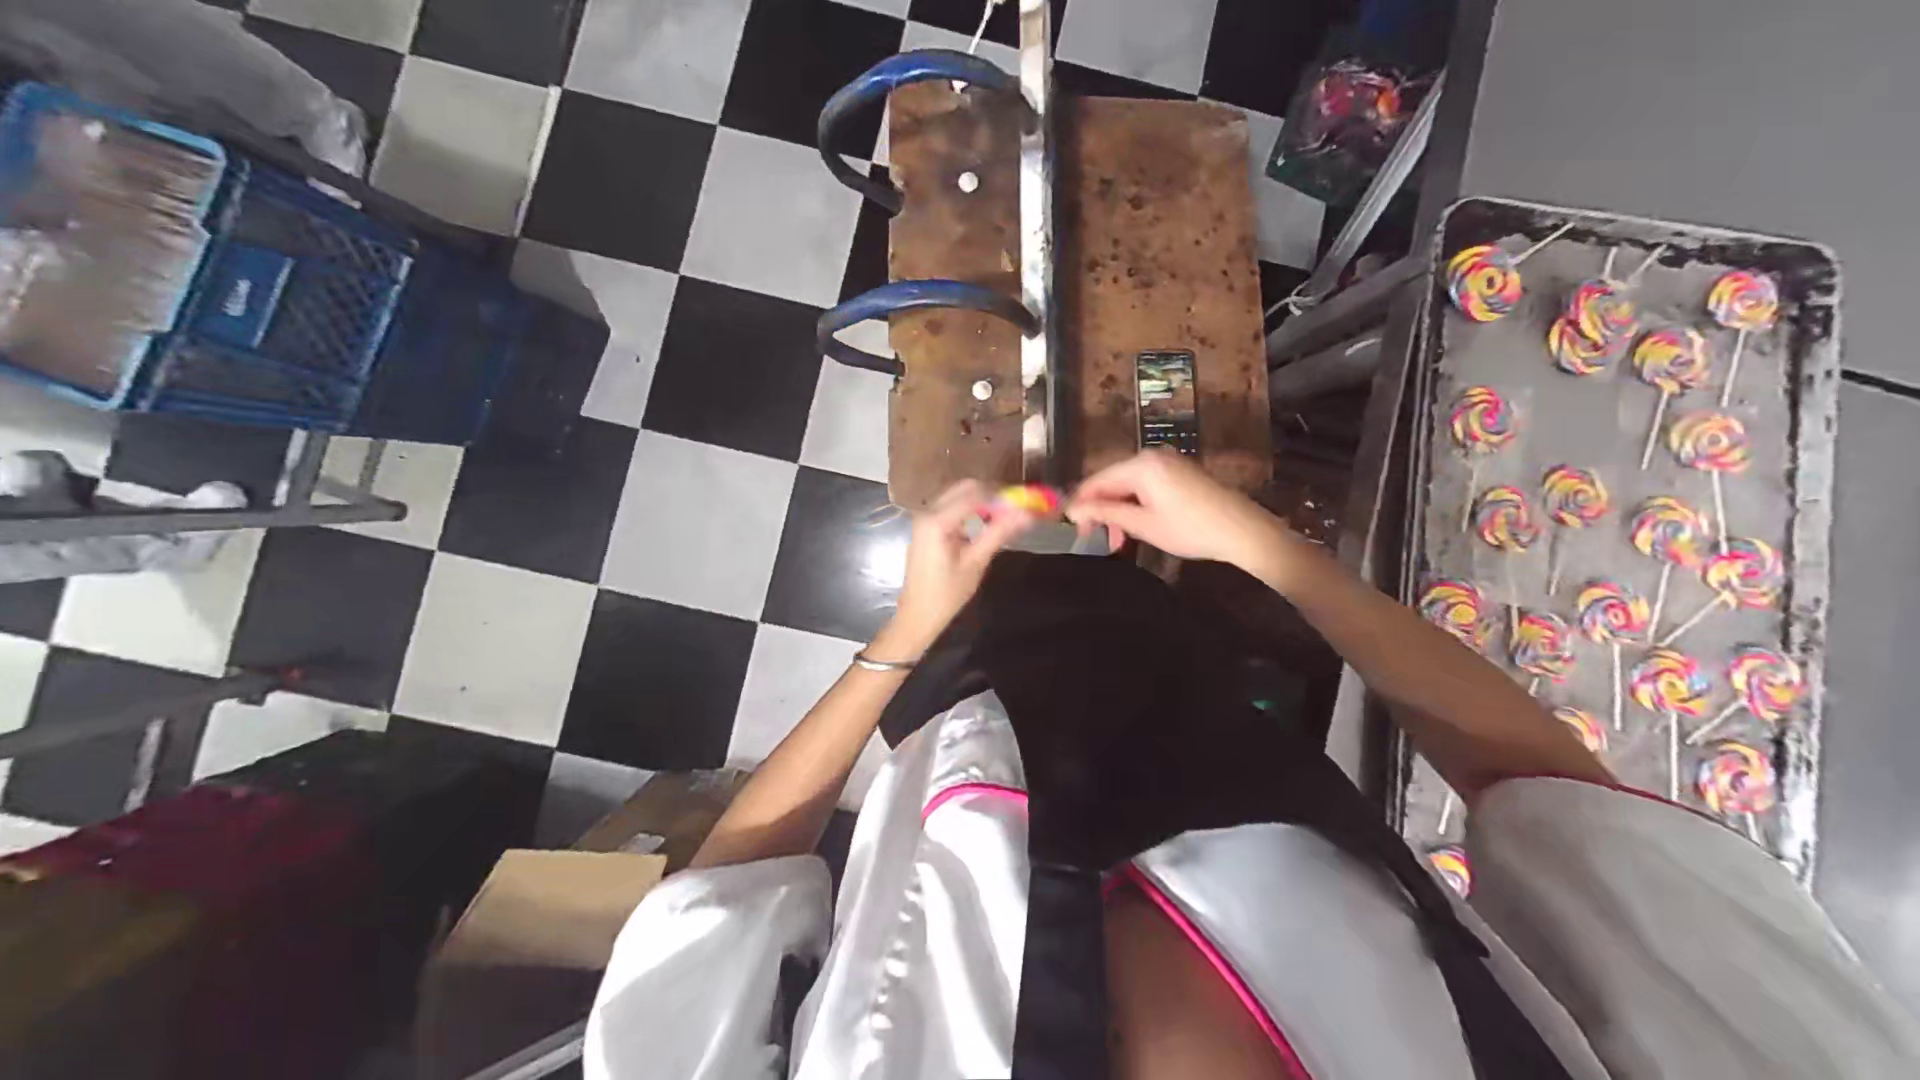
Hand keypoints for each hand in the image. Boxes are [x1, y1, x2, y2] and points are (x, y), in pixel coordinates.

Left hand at [872, 481, 1032, 660]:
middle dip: (993, 496)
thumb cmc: (946, 594)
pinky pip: (952, 508)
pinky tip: (986, 527)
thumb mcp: (976, 562)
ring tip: (1004, 520)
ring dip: (982, 503)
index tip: (1025, 505)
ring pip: (959, 496)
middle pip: (966, 489)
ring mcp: (925, 518)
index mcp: (937, 521)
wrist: (918, 614)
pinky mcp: (927, 527)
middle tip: (1015, 511)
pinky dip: (970, 512)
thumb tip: (1027, 514)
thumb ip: (999, 533)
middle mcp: (928, 512)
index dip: (1003, 498)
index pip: (976, 495)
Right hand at [1066, 450, 1284, 567]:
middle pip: (1111, 481)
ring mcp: (1167, 462)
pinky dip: (1135, 504)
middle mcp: (1151, 456)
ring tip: (1118, 539)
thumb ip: (1106, 513)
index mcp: (1141, 465)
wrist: (1242, 530)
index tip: (1073, 528)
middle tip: (1098, 539)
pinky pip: (1145, 485)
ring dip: (1118, 510)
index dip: (1081, 504)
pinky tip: (1135, 525)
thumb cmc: (1191, 529)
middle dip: (1101, 510)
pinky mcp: (1178, 472)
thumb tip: (1073, 509)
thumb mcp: (1142, 524)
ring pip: (1127, 485)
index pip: (1097, 481)